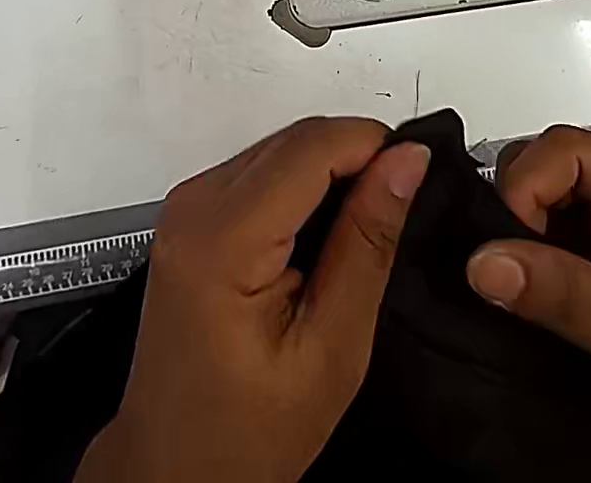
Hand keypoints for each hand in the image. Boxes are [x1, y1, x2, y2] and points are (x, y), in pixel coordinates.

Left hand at [75, 118, 430, 482]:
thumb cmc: (243, 431)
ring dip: (329, 166)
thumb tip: (403, 164)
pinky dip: (300, 181)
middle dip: (355, 153)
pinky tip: (323, 227)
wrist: (175, 462)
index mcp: (222, 240)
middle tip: (399, 199)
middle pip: (292, 139)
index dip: (371, 144)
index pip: (309, 147)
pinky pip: (258, 168)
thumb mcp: (331, 347)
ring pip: (278, 146)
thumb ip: (367, 242)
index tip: (415, 167)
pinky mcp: (192, 211)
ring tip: (364, 221)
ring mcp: (187, 204)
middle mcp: (195, 206)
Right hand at [464, 125, 590, 482]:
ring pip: (543, 207)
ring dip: (517, 242)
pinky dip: (526, 268)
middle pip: (548, 169)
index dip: (526, 185)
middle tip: (505, 272)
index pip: (567, 150)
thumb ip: (573, 298)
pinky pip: (549, 247)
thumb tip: (481, 263)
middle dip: (514, 211)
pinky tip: (523, 301)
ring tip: (512, 292)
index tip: (504, 247)